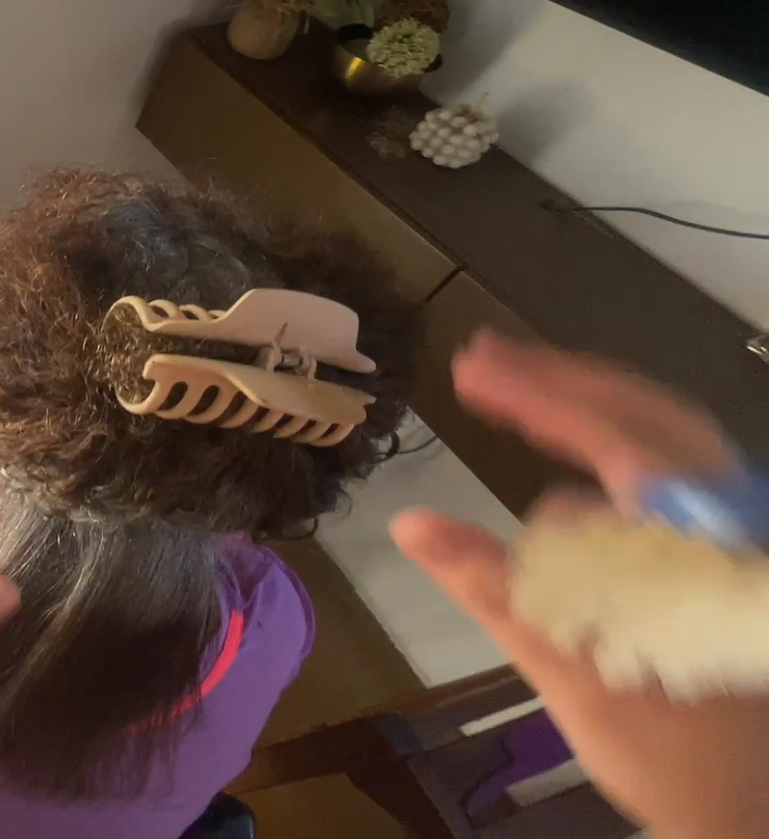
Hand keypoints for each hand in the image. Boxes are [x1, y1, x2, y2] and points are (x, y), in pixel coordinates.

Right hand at [392, 331, 765, 838]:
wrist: (751, 813)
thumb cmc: (681, 758)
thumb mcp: (583, 681)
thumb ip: (501, 596)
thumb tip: (411, 522)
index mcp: (719, 556)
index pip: (634, 449)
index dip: (549, 401)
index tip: (468, 372)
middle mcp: (735, 532)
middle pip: (655, 424)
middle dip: (561, 380)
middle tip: (477, 354)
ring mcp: (728, 542)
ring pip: (659, 443)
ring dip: (574, 400)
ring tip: (494, 378)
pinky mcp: (710, 555)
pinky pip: (653, 475)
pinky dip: (589, 439)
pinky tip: (540, 438)